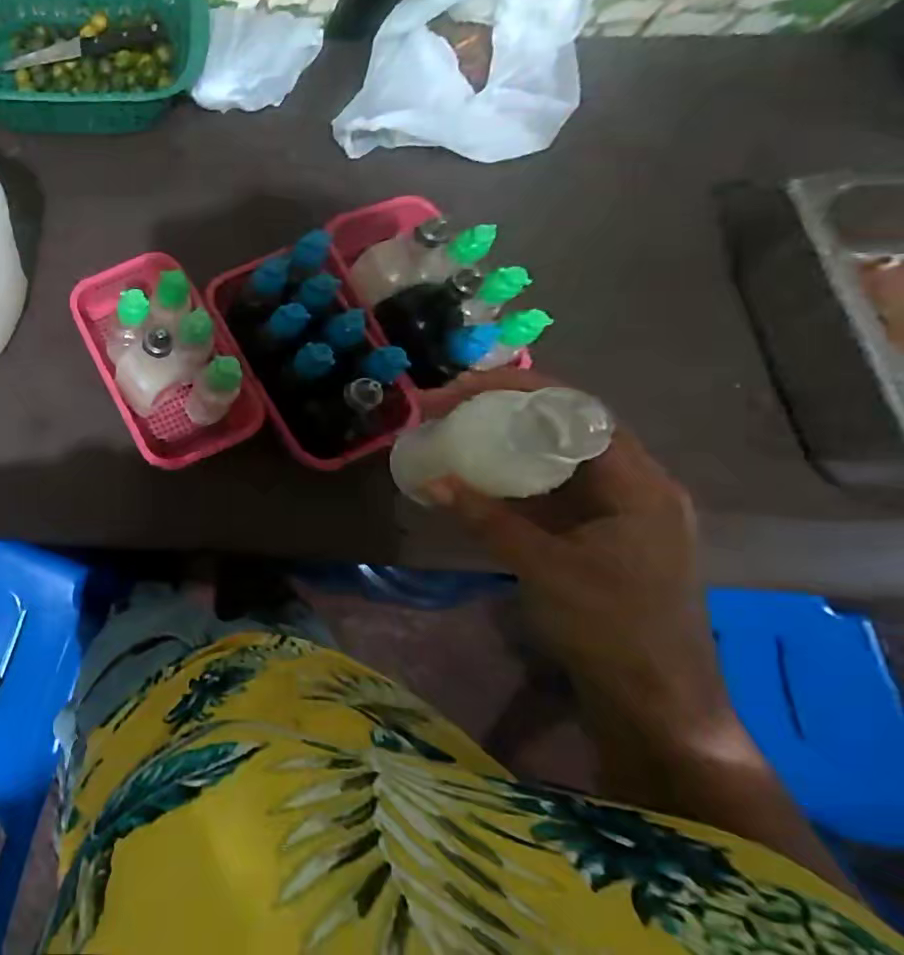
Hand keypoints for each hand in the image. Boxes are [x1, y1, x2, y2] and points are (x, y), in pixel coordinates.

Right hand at [419, 368, 726, 741]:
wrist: (651, 693)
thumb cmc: (609, 625)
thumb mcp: (543, 567)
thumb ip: (487, 519)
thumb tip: (432, 478)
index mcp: (638, 485)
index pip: (578, 412)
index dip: (517, 389)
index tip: (456, 389)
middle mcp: (632, 486)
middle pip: (566, 424)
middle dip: (502, 406)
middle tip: (441, 406)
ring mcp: (613, 509)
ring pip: (555, 452)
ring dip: (502, 435)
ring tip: (449, 428)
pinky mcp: (593, 530)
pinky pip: (547, 484)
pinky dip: (507, 470)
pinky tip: (471, 473)